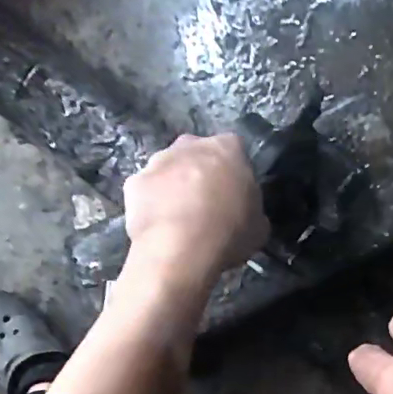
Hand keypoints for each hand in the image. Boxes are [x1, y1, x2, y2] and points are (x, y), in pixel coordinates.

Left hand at [122, 134, 266, 286]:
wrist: (179, 248)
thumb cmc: (228, 233)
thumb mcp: (259, 227)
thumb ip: (253, 211)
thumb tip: (248, 214)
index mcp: (227, 148)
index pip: (234, 150)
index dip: (233, 173)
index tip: (233, 195)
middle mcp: (190, 145)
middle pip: (196, 155)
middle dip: (200, 174)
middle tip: (205, 207)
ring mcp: (157, 161)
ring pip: (168, 170)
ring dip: (173, 188)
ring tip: (178, 221)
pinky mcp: (133, 182)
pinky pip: (146, 191)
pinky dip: (151, 205)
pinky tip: (158, 227)